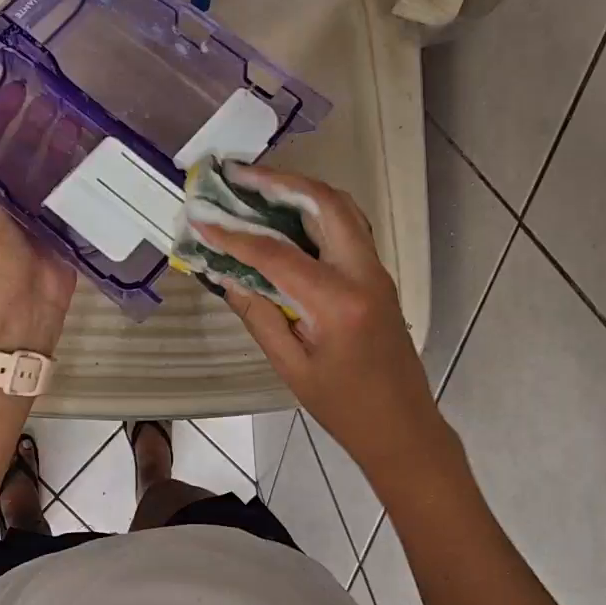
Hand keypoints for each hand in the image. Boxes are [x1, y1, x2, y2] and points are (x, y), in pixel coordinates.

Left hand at [0, 93, 76, 354]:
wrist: (19, 307)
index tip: (16, 80)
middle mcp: (4, 194)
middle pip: (20, 146)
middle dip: (34, 118)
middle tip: (58, 90)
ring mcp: (37, 210)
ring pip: (49, 164)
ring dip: (61, 139)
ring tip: (80, 113)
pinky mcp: (65, 225)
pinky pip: (75, 189)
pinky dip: (84, 169)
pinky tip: (99, 149)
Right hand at [195, 164, 452, 467]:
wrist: (404, 428)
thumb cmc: (344, 408)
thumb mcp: (291, 367)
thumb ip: (258, 314)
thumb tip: (227, 274)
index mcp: (339, 302)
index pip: (278, 253)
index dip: (235, 235)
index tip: (201, 218)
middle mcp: (364, 274)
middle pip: (325, 204)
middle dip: (279, 182)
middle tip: (237, 176)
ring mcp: (376, 271)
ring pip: (341, 209)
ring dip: (299, 190)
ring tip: (256, 186)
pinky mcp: (376, 277)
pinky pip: (346, 228)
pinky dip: (313, 212)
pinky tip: (283, 216)